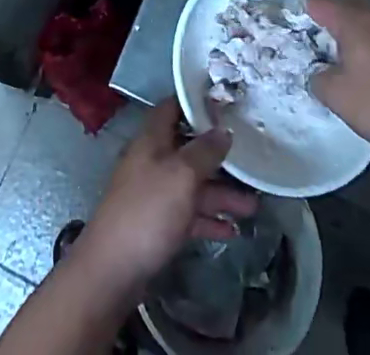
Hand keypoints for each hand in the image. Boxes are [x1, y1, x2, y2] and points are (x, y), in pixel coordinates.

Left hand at [73, 97, 258, 287]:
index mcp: (151, 141)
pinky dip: (209, 220)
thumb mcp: (181, 175)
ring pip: (192, 186)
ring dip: (221, 194)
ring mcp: (154, 193)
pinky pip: (188, 215)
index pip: (171, 108)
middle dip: (219, 158)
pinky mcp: (158, 224)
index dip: (195, 103)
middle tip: (252, 162)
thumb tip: (223, 130)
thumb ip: (204, 151)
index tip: (226, 105)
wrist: (115, 267)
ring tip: (254, 206)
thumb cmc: (148, 210)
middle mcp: (152, 162)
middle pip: (188, 150)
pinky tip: (232, 231)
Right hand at [304, 0, 369, 171]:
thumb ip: (317, 78)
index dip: (302, 11)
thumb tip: (321, 72)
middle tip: (318, 45)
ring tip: (348, 61)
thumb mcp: (337, 97)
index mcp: (354, 20)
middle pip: (347, 2)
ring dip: (357, 31)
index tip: (296, 32)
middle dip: (330, 17)